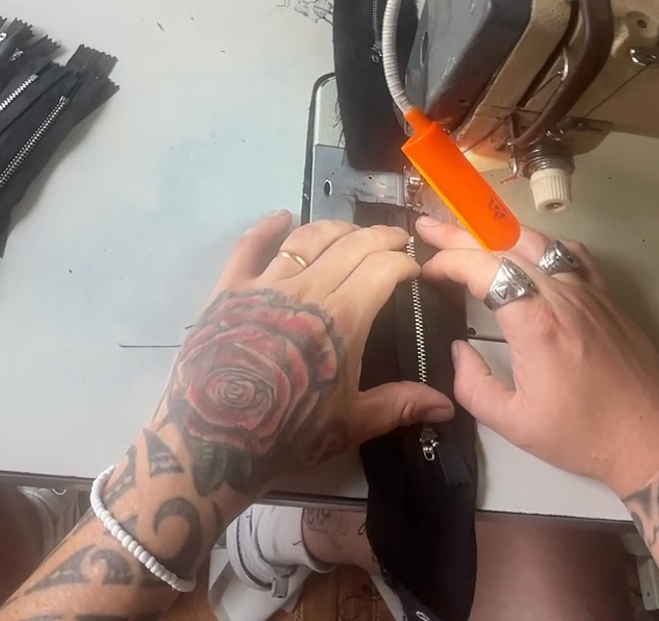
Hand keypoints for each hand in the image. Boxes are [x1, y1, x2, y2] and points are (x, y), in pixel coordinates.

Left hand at [143, 212, 454, 510]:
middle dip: (381, 236)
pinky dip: (267, 227)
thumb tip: (448, 405)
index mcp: (342, 317)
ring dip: (337, 228)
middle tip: (396, 240)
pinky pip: (250, 246)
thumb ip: (400, 404)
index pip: (384, 267)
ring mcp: (266, 284)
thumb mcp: (350, 423)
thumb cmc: (285, 433)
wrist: (210, 442)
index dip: (406, 261)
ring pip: (308, 237)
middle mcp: (307, 288)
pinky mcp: (230, 288)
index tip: (416, 267)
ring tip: (352, 233)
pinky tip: (280, 217)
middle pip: (352, 244)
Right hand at [419, 217, 658, 495]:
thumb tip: (458, 350)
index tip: (426, 271)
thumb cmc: (583, 435)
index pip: (481, 268)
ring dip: (494, 232)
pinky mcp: (604, 294)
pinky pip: (568, 252)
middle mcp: (561, 293)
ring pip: (535, 240)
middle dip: (458, 233)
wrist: (653, 441)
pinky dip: (538, 243)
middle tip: (426, 228)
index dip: (447, 262)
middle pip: (502, 245)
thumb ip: (472, 384)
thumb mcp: (514, 423)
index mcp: (535, 321)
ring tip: (466, 229)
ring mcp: (586, 288)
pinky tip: (524, 249)